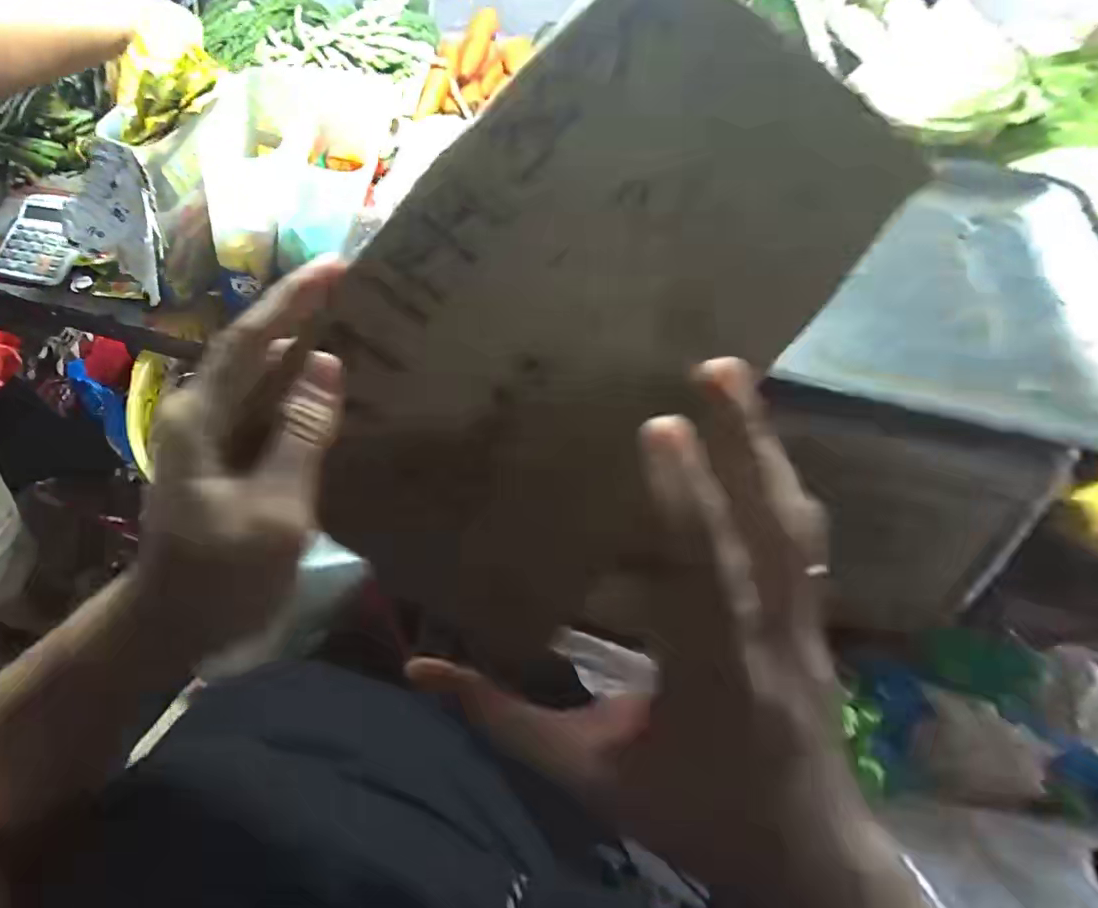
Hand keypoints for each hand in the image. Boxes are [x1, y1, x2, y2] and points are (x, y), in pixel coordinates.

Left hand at [133, 259, 347, 654]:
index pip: (249, 341)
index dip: (292, 300)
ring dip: (296, 349)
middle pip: (250, 351)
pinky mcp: (214, 454)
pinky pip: (255, 408)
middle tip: (351, 286)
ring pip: (253, 378)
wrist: (168, 620)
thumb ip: (299, 434)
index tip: (336, 264)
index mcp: (199, 417)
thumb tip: (326, 364)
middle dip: (297, 315)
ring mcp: (201, 433)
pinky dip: (288, 389)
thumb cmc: (220, 575)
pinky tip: (323, 384)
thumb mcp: (274, 510)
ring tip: (348, 322)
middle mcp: (193, 412)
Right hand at [408, 361, 925, 907]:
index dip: (685, 499)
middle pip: (773, 532)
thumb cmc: (690, 816)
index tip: (658, 426)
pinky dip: (775, 488)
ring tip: (735, 384)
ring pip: (798, 532)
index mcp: (717, 676)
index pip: (702, 574)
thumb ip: (495, 715)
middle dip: (745, 444)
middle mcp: (774, 641)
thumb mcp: (581, 774)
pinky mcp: (804, 627)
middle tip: (717, 368)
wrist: (810, 869)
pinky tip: (751, 453)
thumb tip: (414, 666)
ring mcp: (802, 632)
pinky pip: (798, 547)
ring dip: (767, 454)